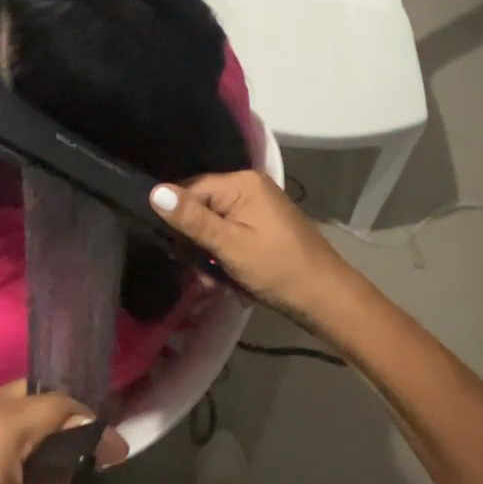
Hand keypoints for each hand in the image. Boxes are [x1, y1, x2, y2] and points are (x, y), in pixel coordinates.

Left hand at [0, 382, 126, 483]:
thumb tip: (72, 457)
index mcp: (1, 423)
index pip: (60, 405)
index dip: (93, 426)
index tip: (118, 452)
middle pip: (34, 391)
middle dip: (64, 414)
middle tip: (90, 448)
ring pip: (10, 400)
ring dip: (38, 419)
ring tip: (60, 453)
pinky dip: (13, 426)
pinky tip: (22, 457)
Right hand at [150, 170, 344, 314]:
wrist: (329, 301)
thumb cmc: (278, 270)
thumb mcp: (230, 246)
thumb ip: (192, 219)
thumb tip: (153, 191)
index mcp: (242, 182)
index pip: (190, 189)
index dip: (179, 219)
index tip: (177, 251)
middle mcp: (250, 186)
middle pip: (202, 206)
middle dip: (197, 242)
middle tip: (202, 274)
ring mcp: (259, 207)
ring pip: (215, 224)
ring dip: (211, 254)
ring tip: (217, 281)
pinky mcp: (265, 226)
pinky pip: (232, 232)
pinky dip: (227, 255)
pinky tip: (231, 279)